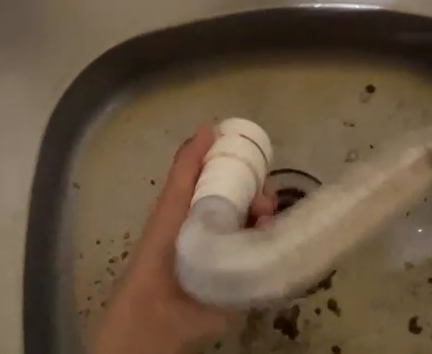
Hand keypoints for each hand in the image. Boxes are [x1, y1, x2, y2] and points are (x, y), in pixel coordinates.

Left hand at [91, 126, 275, 353]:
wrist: (162, 305)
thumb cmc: (162, 244)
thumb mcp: (174, 197)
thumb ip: (187, 164)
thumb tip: (209, 126)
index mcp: (201, 207)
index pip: (230, 183)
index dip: (244, 170)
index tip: (256, 162)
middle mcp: (219, 228)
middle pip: (249, 203)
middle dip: (260, 194)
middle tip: (264, 196)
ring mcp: (233, 253)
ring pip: (259, 227)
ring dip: (266, 216)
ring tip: (264, 215)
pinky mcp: (245, 278)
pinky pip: (265, 256)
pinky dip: (270, 243)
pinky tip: (268, 235)